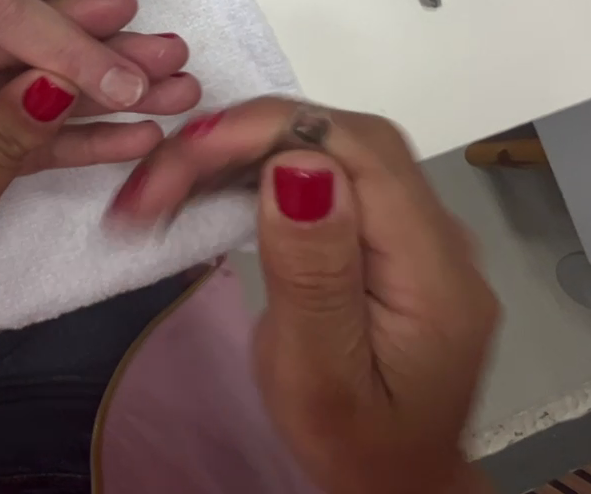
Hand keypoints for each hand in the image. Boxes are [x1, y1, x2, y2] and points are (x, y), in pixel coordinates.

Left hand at [0, 0, 198, 367]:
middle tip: (173, 54)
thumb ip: (5, 135)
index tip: (127, 10)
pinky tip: (129, 139)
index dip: (60, 27)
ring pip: (21, 110)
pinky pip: (11, 147)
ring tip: (174, 94)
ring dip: (93, 108)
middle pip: (10, 72)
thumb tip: (64, 72)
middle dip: (92, 67)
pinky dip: (65, 146)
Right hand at [107, 99, 499, 493]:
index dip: (265, 131)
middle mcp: (431, 231)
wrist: (387, 477)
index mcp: (432, 269)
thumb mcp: (318, 371)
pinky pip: (307, 166)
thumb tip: (299, 166)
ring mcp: (403, 225)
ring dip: (230, 150)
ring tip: (161, 182)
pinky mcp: (370, 226)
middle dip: (236, 137)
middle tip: (157, 176)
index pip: (356, 151)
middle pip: (332, 136)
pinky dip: (245, 166)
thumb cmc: (348, 439)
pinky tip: (203, 185)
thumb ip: (313, 271)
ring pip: (314, 142)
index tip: (183, 156)